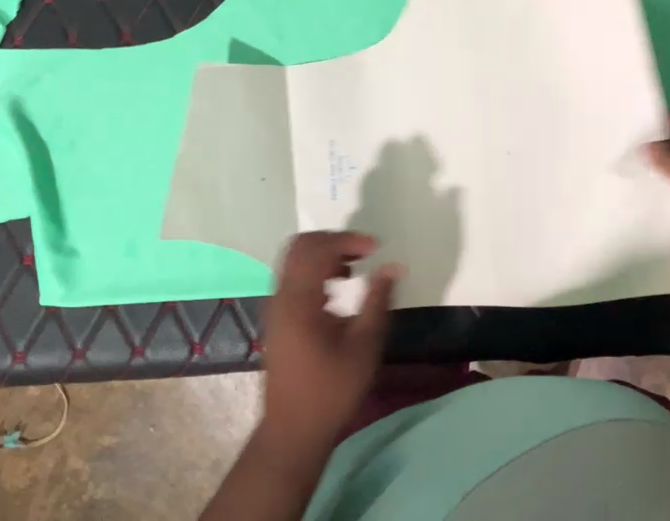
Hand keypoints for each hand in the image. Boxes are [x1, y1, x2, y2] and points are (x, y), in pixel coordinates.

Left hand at [261, 231, 399, 445]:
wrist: (293, 430)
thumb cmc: (331, 391)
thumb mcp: (364, 347)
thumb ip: (378, 301)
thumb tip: (392, 266)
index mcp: (299, 300)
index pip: (318, 248)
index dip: (348, 240)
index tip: (376, 248)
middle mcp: (281, 296)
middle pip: (301, 246)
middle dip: (334, 241)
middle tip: (363, 251)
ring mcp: (276, 307)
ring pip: (295, 260)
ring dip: (325, 255)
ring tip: (354, 270)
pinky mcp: (279, 318)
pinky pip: (294, 278)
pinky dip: (316, 271)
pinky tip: (338, 291)